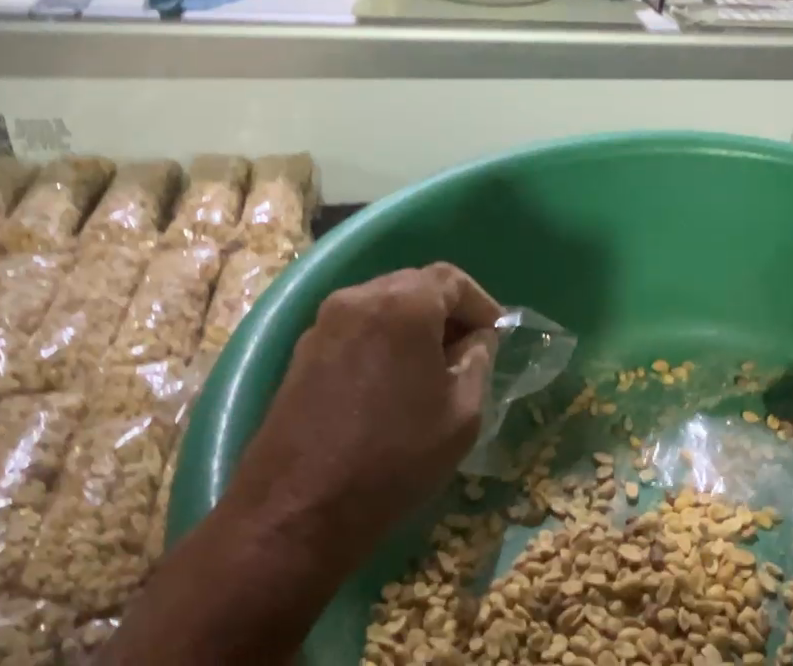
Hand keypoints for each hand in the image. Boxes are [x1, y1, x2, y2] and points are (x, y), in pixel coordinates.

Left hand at [219, 263, 502, 550]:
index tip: (496, 334)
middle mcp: (359, 299)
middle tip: (467, 349)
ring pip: (382, 306)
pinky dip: (381, 341)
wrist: (296, 512)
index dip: (480, 304)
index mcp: (403, 305)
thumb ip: (477, 361)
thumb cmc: (394, 459)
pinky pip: (356, 330)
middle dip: (445, 311)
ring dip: (412, 326)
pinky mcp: (301, 354)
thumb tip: (475, 340)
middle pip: (414, 286)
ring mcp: (323, 325)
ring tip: (430, 369)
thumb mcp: (461, 413)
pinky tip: (391, 383)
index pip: (452, 280)